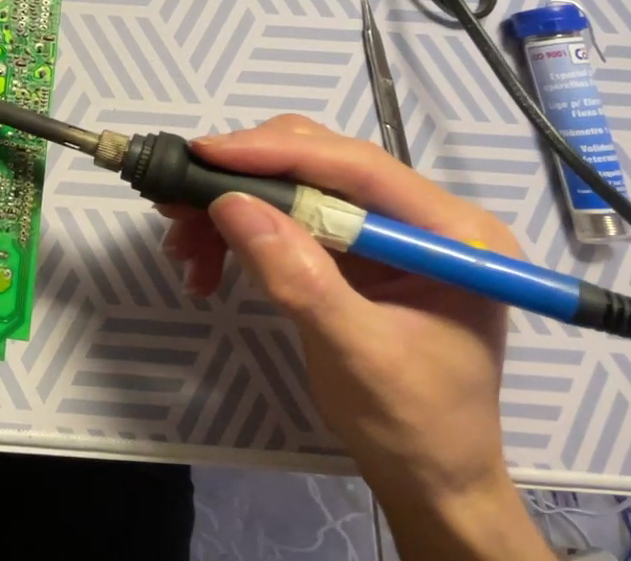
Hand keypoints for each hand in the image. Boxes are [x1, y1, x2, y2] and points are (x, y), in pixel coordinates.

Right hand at [158, 115, 550, 559]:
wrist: (426, 475)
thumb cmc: (411, 422)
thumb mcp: (356, 353)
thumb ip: (299, 277)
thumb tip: (231, 205)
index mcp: (451, 234)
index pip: (356, 166)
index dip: (276, 154)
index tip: (204, 154)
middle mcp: (418, 215)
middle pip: (314, 162)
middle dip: (240, 181)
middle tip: (178, 204)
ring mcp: (381, 229)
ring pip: (286, 185)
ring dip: (227, 210)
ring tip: (183, 249)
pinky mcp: (348, 247)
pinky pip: (278, 216)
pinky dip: (234, 234)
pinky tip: (204, 266)